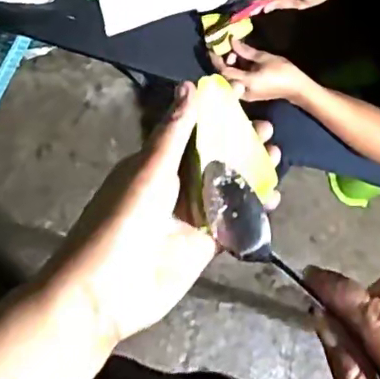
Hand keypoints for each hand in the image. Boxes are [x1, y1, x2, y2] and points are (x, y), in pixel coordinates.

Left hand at [56, 84, 280, 342]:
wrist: (103, 293)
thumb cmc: (122, 221)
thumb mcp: (149, 169)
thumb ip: (175, 131)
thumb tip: (189, 86)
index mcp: (160, 162)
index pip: (195, 128)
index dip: (220, 112)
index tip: (245, 94)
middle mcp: (178, 184)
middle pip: (218, 154)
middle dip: (244, 140)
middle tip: (268, 130)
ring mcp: (193, 214)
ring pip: (231, 183)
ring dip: (254, 170)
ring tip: (276, 158)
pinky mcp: (205, 242)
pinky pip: (235, 218)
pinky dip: (256, 207)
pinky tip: (273, 198)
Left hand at [212, 39, 310, 102]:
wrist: (296, 87)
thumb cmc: (282, 71)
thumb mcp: (265, 58)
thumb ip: (246, 51)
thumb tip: (232, 42)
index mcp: (246, 82)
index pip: (225, 71)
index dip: (217, 60)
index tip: (212, 49)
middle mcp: (243, 91)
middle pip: (225, 77)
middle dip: (225, 63)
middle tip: (231, 50)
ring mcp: (246, 95)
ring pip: (231, 80)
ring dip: (230, 67)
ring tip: (237, 54)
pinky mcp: (250, 95)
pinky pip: (237, 83)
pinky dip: (236, 73)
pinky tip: (242, 63)